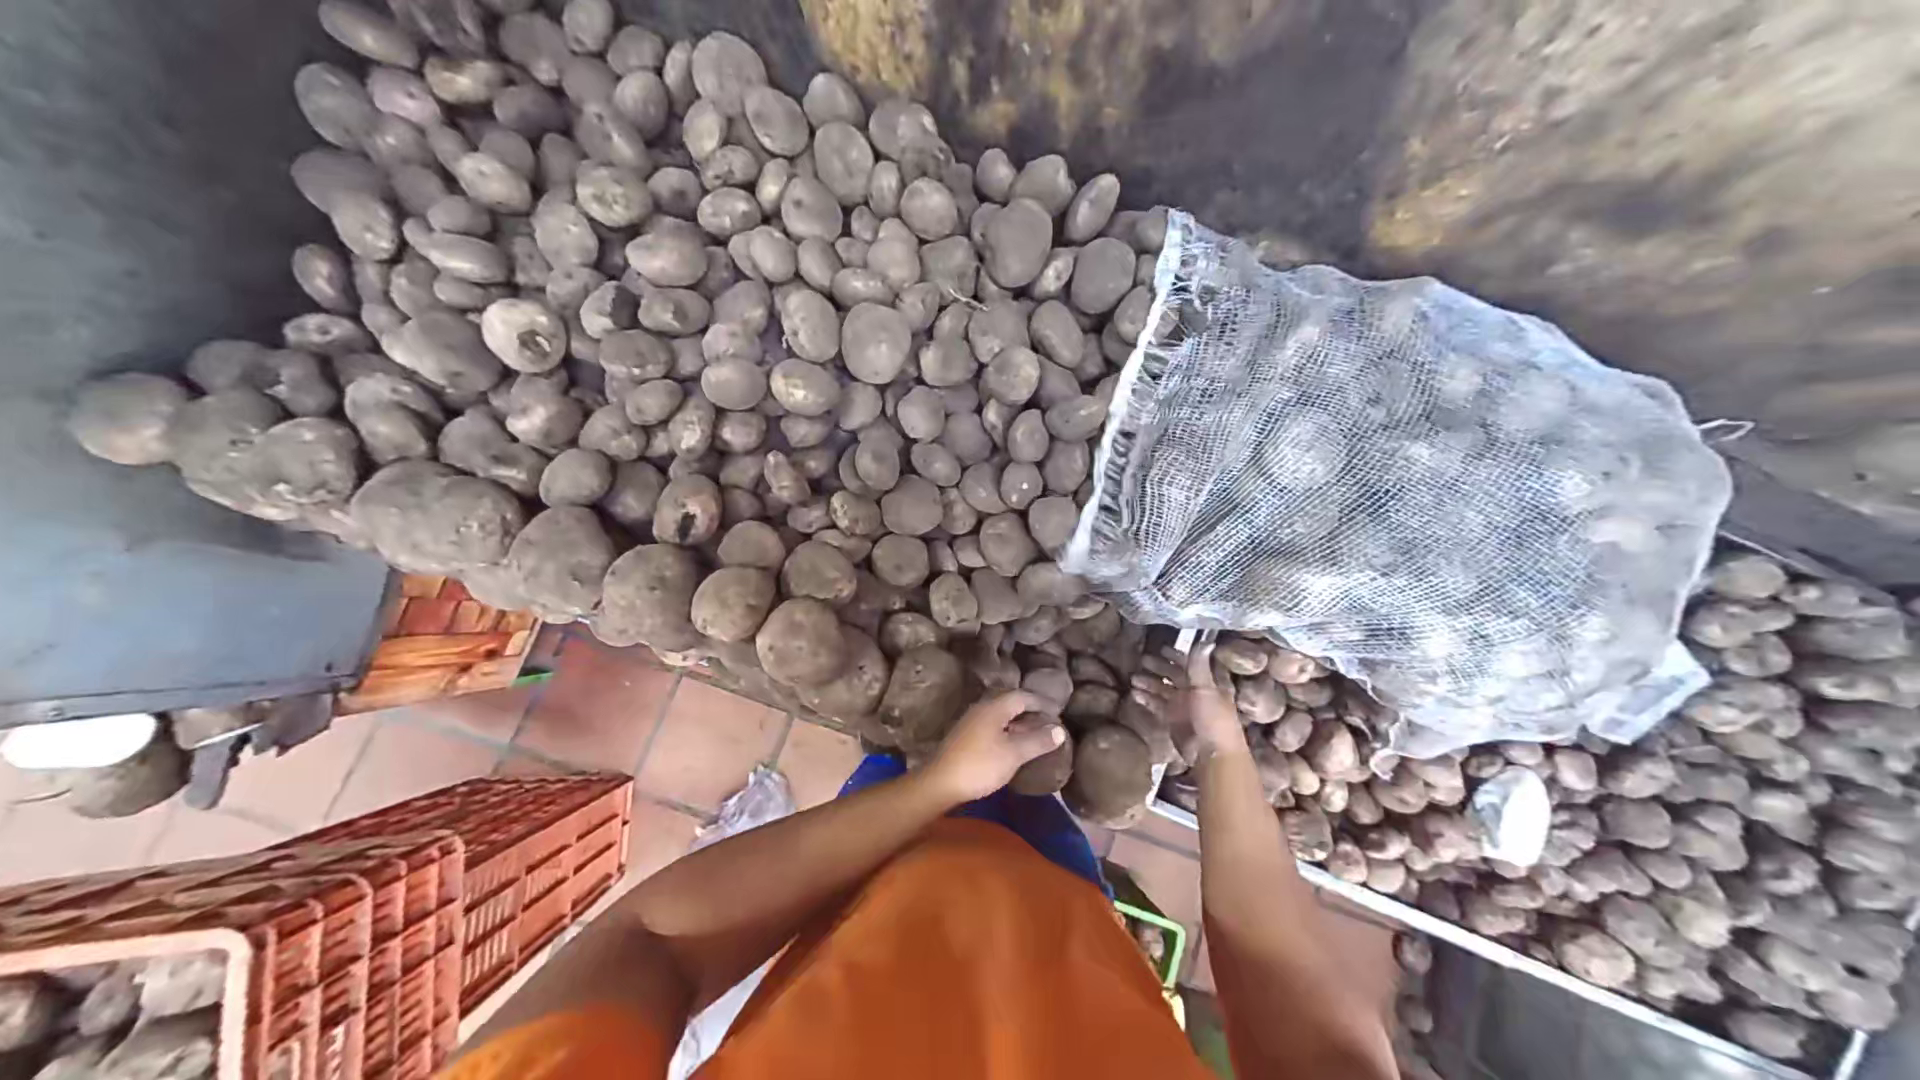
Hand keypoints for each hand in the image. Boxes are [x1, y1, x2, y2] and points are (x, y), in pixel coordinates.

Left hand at [922, 691, 1065, 802]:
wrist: (940, 783)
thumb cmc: (980, 765)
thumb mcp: (1014, 754)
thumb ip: (1037, 741)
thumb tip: (1059, 730)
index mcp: (994, 707)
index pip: (1022, 696)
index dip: (1041, 701)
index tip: (1057, 710)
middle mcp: (981, 709)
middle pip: (1010, 703)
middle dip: (1030, 711)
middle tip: (1048, 722)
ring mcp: (971, 722)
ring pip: (1000, 716)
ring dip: (1018, 722)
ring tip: (1035, 735)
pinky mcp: (965, 737)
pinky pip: (992, 726)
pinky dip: (1007, 731)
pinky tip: (1013, 746)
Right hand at [1132, 641, 1246, 762]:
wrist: (1211, 755)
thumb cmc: (1213, 719)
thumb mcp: (1206, 689)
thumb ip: (1200, 665)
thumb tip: (1207, 639)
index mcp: (1208, 682)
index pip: (1191, 663)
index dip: (1177, 655)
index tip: (1161, 647)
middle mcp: (1195, 692)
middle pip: (1174, 675)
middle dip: (1158, 667)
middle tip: (1142, 660)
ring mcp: (1183, 706)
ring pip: (1163, 689)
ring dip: (1149, 683)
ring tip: (1133, 679)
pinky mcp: (1172, 720)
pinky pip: (1157, 705)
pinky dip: (1147, 699)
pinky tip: (1134, 695)